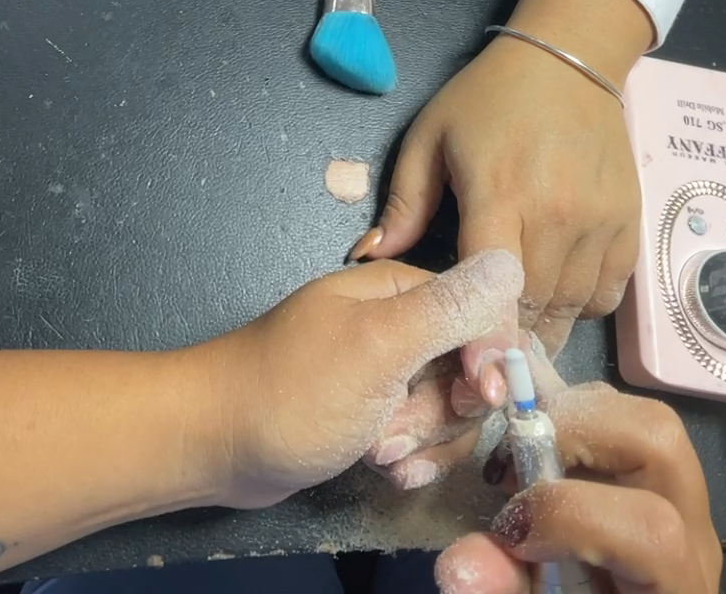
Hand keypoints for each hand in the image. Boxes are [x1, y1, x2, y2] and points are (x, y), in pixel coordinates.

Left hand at [196, 251, 521, 508]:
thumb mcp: (377, 345)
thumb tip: (508, 259)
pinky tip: (380, 465)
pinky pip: (420, 432)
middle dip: (442, 411)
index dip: (490, 359)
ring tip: (377, 449)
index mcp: (399, 290)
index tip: (471, 396)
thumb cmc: (294, 389)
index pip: (483, 312)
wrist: (216, 440)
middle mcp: (395, 321)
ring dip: (421, 438)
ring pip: (448, 407)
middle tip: (394, 425)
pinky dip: (408, 454)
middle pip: (469, 368)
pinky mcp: (372, 408)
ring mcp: (383, 368)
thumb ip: (447, 308)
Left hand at [352, 0, 648, 354]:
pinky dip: (580, 306)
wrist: (566, 62)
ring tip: (514, 334)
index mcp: (500, 193)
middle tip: (482, 358)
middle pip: (535, 305)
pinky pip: (608, 291)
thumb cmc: (486, 100)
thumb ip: (404, 202)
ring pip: (574, 306)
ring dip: (543, 327)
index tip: (474, 377)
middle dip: (509, 339)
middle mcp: (558, 214)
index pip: (492, 282)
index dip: (484, 335)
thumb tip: (369, 254)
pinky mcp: (631, 223)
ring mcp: (602, 221)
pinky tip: (554, 296)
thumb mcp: (430, 139)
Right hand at [434, 383, 721, 593]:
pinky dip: (573, 414)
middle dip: (572, 431)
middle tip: (516, 463)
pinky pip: (626, 416)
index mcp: (675, 588)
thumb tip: (459, 563)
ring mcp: (682, 501)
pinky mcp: (656, 476)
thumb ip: (506, 590)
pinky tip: (538, 450)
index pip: (652, 532)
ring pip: (647, 417)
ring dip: (572, 414)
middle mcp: (694, 536)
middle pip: (659, 442)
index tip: (510, 534)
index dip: (568, 516)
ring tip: (524, 452)